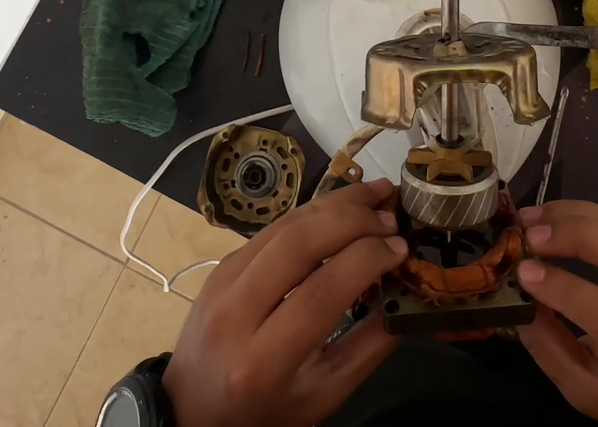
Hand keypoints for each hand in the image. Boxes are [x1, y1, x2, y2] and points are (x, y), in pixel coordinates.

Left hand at [163, 179, 407, 426]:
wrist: (190, 408)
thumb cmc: (264, 412)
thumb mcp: (321, 396)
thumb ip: (368, 348)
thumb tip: (407, 293)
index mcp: (262, 361)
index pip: (320, 292)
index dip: (365, 261)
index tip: (400, 248)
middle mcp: (236, 312)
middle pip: (299, 244)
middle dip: (353, 220)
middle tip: (391, 216)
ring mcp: (224, 280)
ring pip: (286, 224)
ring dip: (336, 202)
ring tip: (377, 192)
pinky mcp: (224, 261)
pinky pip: (275, 226)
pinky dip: (315, 210)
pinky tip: (344, 204)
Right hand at [515, 201, 597, 426]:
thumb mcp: (587, 392)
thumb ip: (551, 349)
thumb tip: (518, 296)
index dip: (571, 292)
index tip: (525, 273)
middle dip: (580, 237)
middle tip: (531, 235)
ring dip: (576, 217)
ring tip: (530, 219)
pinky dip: (584, 213)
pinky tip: (551, 215)